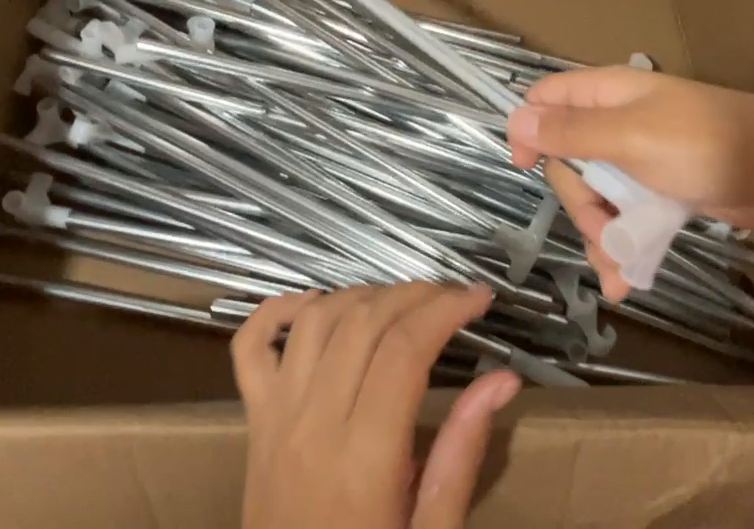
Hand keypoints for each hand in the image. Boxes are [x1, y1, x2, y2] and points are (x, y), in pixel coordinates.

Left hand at [233, 283, 521, 528]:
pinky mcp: (253, 421)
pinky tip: (315, 303)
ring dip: (363, 295)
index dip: (446, 310)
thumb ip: (461, 456)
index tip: (480, 298)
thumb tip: (503, 380)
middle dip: (416, 295)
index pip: (404, 351)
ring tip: (402, 303)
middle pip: (363, 323)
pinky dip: (279, 309)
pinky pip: (251, 346)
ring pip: (316, 321)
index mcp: (364, 458)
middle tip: (454, 297)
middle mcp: (313, 423)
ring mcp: (275, 417)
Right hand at [506, 66, 753, 300]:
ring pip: (596, 195)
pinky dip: (623, 245)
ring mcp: (641, 160)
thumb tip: (515, 119)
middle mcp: (618, 123)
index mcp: (608, 96)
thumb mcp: (630, 138)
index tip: (525, 167)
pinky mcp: (662, 191)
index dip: (529, 129)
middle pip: (569, 160)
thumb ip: (572, 133)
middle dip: (580, 202)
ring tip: (619, 270)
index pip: (548, 100)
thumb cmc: (704, 145)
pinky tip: (624, 280)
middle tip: (602, 228)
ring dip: (601, 234)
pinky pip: (626, 216)